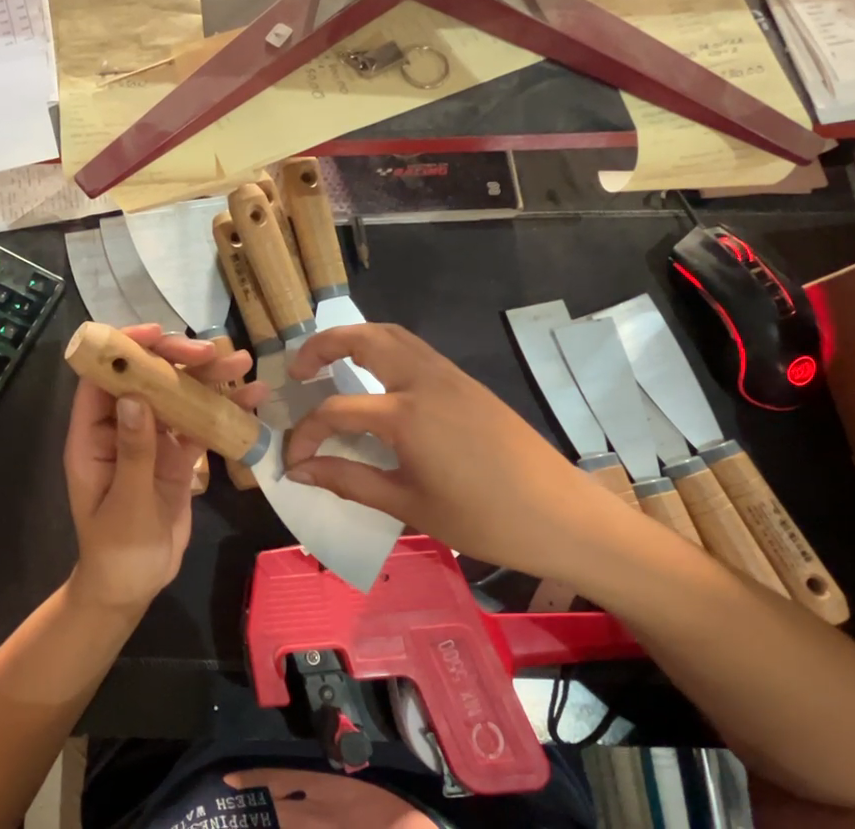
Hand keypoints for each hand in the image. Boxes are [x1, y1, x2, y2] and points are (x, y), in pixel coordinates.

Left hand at [64, 324, 264, 610]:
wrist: (132, 588)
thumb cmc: (116, 551)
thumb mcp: (125, 504)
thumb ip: (134, 451)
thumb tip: (135, 396)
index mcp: (92, 436)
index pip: (101, 379)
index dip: (125, 350)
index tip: (159, 335)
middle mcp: (120, 428)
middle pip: (145, 379)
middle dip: (178, 361)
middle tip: (215, 354)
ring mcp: (151, 439)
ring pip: (176, 396)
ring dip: (208, 378)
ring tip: (244, 363)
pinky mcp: (177, 455)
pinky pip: (198, 424)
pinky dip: (223, 410)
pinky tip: (252, 399)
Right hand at [283, 323, 623, 576]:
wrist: (561, 515)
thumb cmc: (482, 518)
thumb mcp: (407, 504)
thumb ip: (349, 480)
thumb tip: (299, 471)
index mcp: (404, 414)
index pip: (334, 411)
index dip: (306, 435)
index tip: (293, 462)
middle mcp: (423, 380)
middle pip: (362, 339)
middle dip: (322, 346)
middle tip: (298, 370)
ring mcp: (449, 376)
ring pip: (392, 335)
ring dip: (355, 340)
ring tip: (330, 365)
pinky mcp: (467, 383)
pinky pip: (415, 350)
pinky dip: (384, 351)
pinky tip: (378, 383)